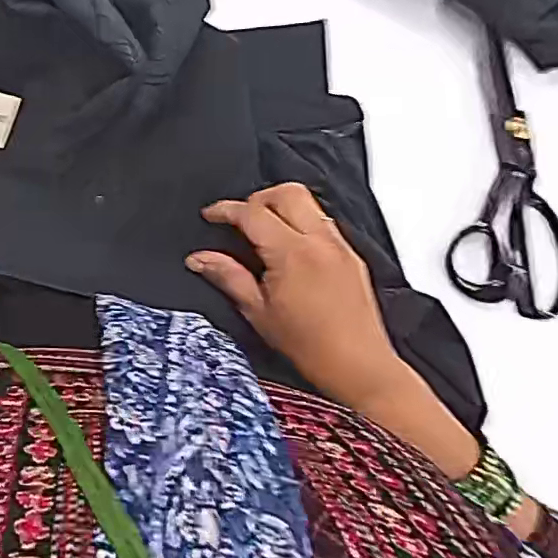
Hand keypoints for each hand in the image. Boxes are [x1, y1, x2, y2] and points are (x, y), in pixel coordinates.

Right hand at [187, 183, 397, 402]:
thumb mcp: (257, 311)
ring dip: (281, 207)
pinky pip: (324, 223)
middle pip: (286, 192)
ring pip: (308, 203)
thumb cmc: (311, 345)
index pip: (253, 213)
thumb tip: (200, 258)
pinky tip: (289, 248)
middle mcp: (320, 242)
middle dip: (257, 198)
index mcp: (292, 253)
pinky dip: (302, 223)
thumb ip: (228, 276)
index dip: (226, 209)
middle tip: (239, 218)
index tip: (211, 215)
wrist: (357, 365)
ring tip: (263, 232)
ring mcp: (340, 247)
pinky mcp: (352, 256)